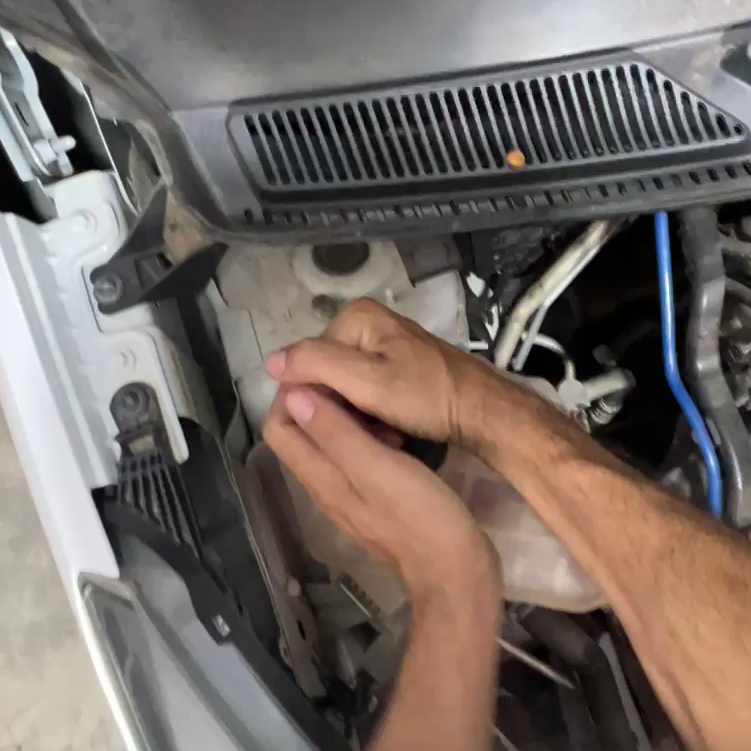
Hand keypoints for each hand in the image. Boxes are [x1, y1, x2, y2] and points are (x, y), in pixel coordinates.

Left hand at [264, 384, 501, 609]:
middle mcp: (327, 487)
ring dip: (348, 420)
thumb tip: (294, 393)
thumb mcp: (376, 467)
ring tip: (381, 407)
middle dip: (322, 403)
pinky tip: (397, 435)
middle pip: (303, 435)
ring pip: (332, 446)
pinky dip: (369, 440)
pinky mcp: (376, 503)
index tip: (328, 373)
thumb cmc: (420, 516)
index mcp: (321, 477)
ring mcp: (351, 498)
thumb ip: (335, 433)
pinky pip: (358, 461)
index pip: (279, 427)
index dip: (294, 394)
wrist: (454, 571)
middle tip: (359, 385)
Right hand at [265, 299, 526, 451]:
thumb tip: (269, 361)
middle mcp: (367, 323)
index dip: (315, 398)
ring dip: (354, 413)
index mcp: (356, 316)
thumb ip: (318, 366)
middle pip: (326, 372)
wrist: (481, 410)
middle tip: (364, 431)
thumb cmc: (427, 397)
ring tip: (378, 433)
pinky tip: (387, 429)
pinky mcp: (398, 365)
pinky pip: (366, 390)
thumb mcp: (368, 383)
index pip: (306, 360)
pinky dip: (371, 411)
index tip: (338, 424)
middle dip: (338, 406)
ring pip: (346, 386)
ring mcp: (384, 344)